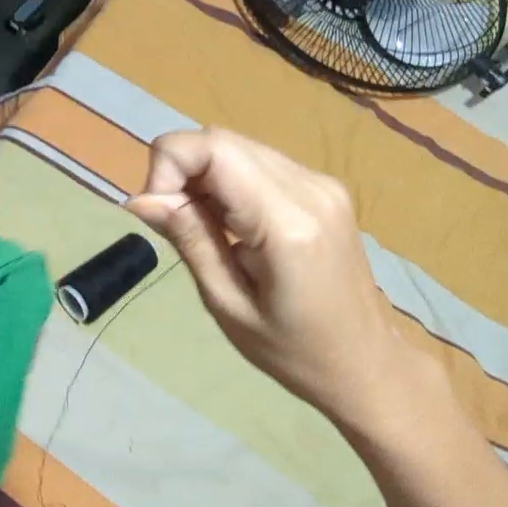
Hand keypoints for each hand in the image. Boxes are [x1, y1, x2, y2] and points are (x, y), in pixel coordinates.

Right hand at [125, 128, 421, 428]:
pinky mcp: (322, 185)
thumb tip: (138, 199)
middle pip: (220, 140)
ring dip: (201, 174)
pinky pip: (254, 160)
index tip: (158, 212)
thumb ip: (189, 239)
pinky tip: (230, 221)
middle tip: (175, 221)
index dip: (168, 166)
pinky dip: (226, 179)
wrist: (369, 366)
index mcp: (288, 223)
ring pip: (234, 145)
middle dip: (180, 170)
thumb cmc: (294, 352)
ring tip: (203, 226)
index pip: (212, 148)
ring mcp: (320, 182)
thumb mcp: (227, 305)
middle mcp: (309, 188)